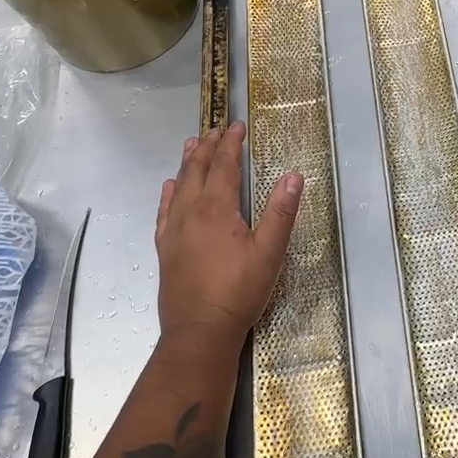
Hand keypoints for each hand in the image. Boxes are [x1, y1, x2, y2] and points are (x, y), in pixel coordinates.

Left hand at [154, 122, 302, 357]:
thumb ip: (281, 212)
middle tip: (216, 129)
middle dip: (208, 146)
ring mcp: (174, 230)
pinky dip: (169, 192)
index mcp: (217, 208)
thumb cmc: (239, 291)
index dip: (231, 143)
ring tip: (192, 144)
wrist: (199, 332)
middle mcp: (191, 212)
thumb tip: (293, 176)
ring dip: (188, 162)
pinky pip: (165, 210)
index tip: (237, 126)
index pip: (223, 164)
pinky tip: (169, 187)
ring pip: (179, 185)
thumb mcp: (270, 252)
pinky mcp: (165, 248)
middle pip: (197, 169)